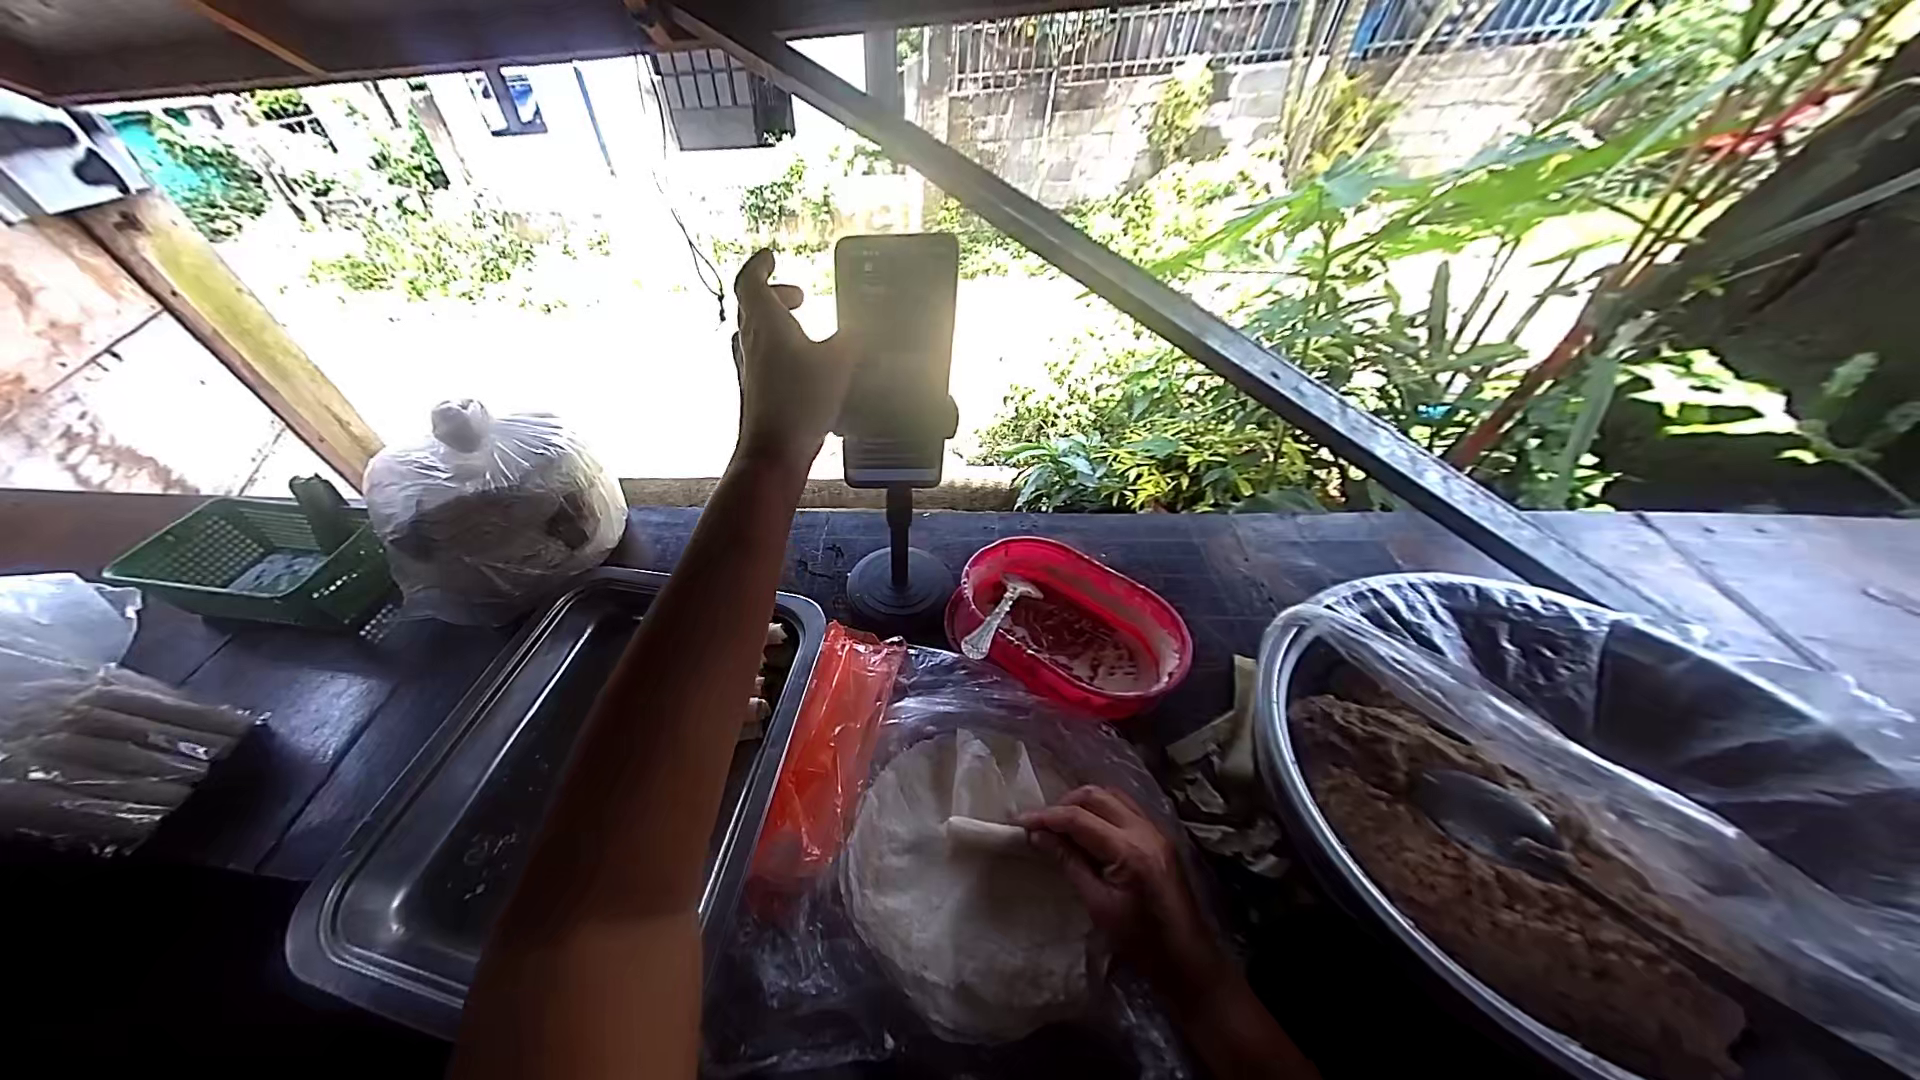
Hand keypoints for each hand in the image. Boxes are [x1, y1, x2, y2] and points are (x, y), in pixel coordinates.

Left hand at [731, 249, 856, 469]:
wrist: (774, 451)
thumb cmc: (800, 403)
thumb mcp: (839, 364)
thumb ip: (852, 341)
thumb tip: (862, 331)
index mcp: (766, 324)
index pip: (751, 281)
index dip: (761, 265)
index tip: (771, 257)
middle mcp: (751, 343)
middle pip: (753, 306)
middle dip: (776, 296)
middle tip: (799, 299)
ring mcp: (750, 369)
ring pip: (757, 334)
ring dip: (777, 325)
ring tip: (803, 333)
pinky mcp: (756, 392)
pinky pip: (764, 361)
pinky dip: (781, 353)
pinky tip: (805, 370)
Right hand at [1021, 786, 1227, 997]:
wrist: (1190, 963)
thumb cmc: (1143, 944)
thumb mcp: (1098, 906)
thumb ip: (1069, 863)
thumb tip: (1038, 836)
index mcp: (1131, 850)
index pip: (1080, 818)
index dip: (1047, 817)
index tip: (1021, 822)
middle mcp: (1145, 830)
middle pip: (1096, 796)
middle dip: (1064, 803)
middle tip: (1041, 823)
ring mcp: (1156, 831)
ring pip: (1112, 795)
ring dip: (1083, 803)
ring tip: (1060, 823)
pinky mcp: (1159, 837)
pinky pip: (1125, 807)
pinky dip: (1101, 810)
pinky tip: (1086, 828)